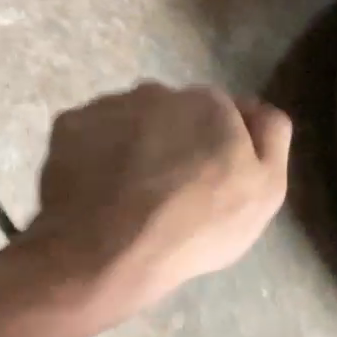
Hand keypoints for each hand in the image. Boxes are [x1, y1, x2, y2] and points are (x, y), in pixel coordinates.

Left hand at [15, 81, 290, 325]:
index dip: (216, 146)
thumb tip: (253, 105)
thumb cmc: (197, 223)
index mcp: (206, 103)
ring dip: (131, 142)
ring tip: (130, 189)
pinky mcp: (68, 122)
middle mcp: (152, 91)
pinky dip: (94, 151)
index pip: (218, 113)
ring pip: (126, 119)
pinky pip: (89, 133)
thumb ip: (269, 136)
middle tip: (169, 186)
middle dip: (172, 137)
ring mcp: (104, 105)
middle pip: (169, 112)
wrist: (108, 244)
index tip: (208, 178)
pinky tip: (98, 184)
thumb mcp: (265, 189)